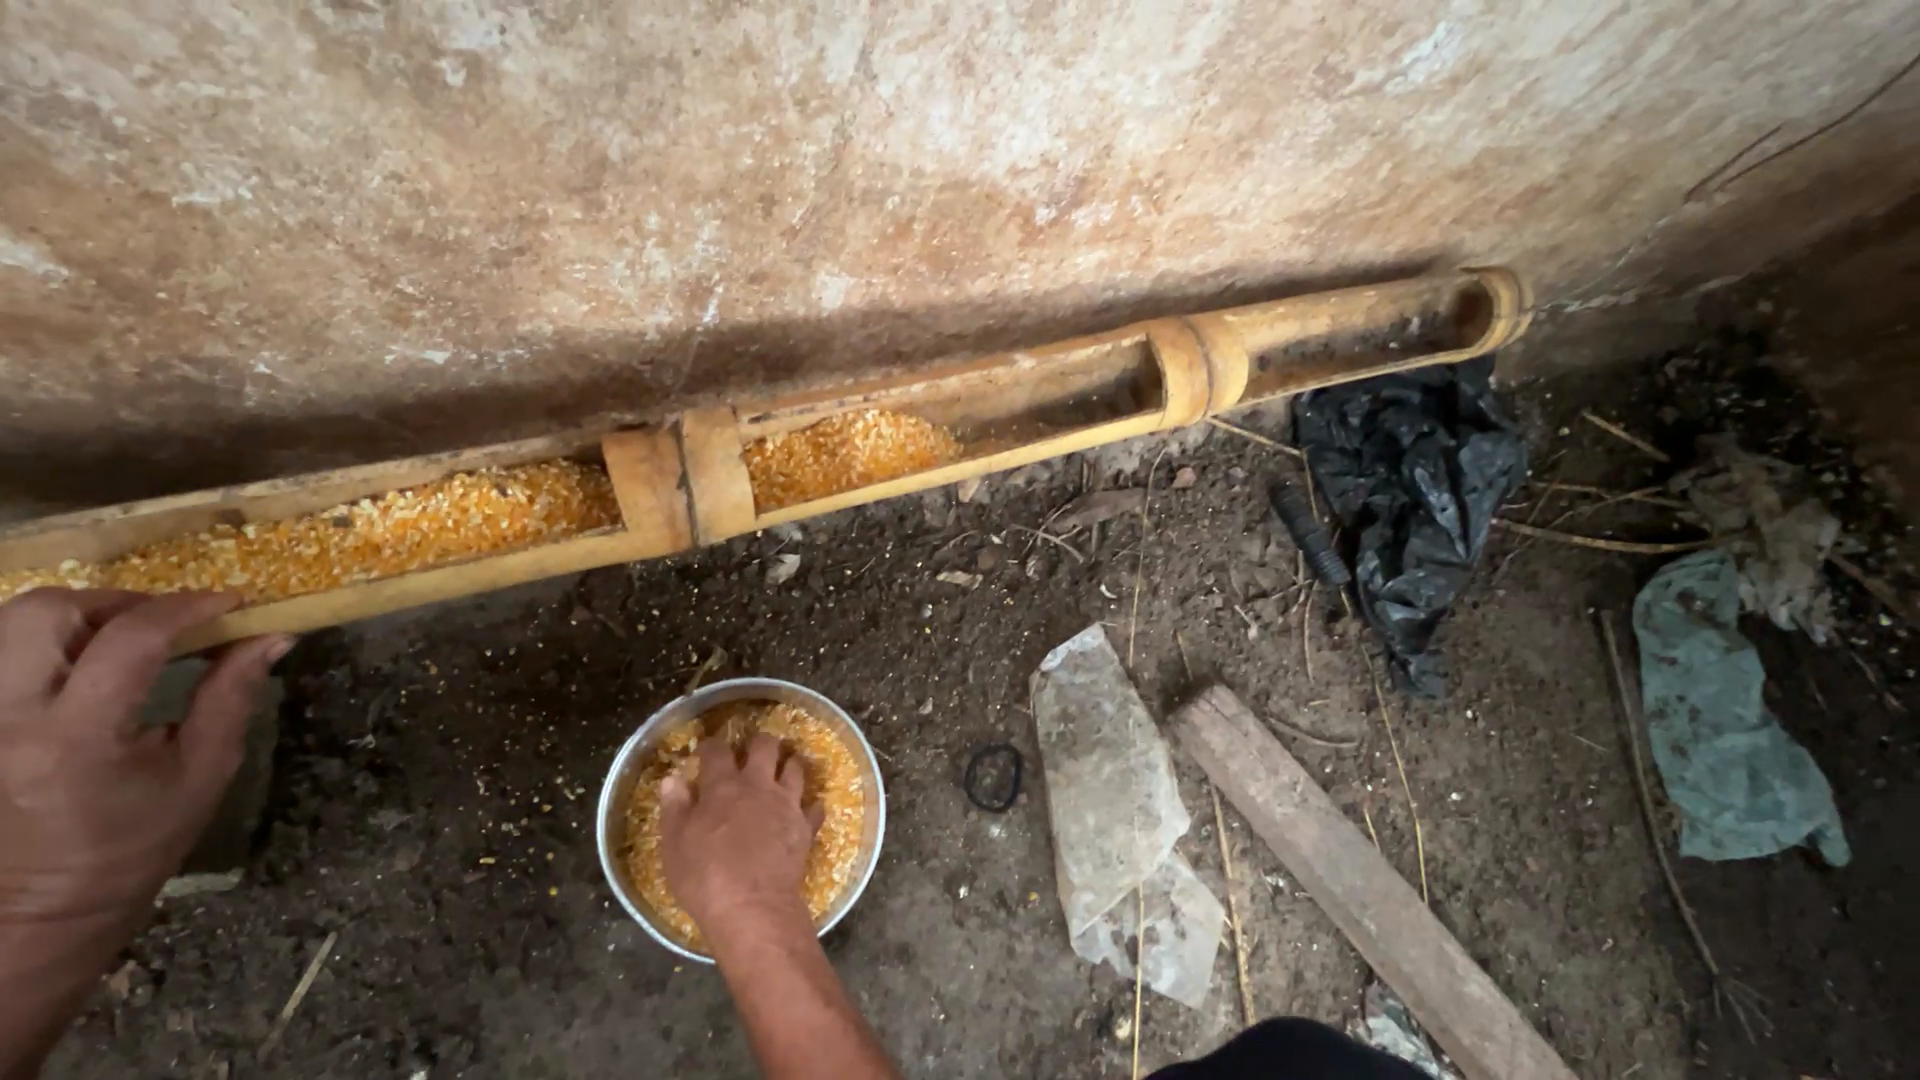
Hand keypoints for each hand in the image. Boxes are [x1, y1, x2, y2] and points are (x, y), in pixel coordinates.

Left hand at [0, 589, 290, 924]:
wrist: (43, 903)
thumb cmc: (138, 840)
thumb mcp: (204, 767)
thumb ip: (231, 693)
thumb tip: (272, 636)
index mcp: (75, 738)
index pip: (130, 639)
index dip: (188, 608)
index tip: (232, 604)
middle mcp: (5, 720)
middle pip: (44, 613)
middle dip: (118, 601)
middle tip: (168, 620)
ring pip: (11, 625)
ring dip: (80, 617)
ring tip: (128, 638)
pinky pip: (4, 656)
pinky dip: (52, 644)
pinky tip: (89, 663)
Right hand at [658, 732, 820, 943]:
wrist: (752, 906)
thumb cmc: (704, 877)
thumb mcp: (674, 845)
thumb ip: (675, 809)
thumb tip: (673, 779)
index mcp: (723, 786)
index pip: (717, 751)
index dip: (712, 745)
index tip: (707, 749)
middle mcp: (758, 786)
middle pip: (765, 746)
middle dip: (759, 742)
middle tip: (752, 750)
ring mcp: (786, 803)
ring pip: (795, 768)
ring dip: (789, 764)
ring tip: (783, 768)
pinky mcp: (805, 826)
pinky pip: (814, 807)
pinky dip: (810, 805)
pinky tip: (805, 808)